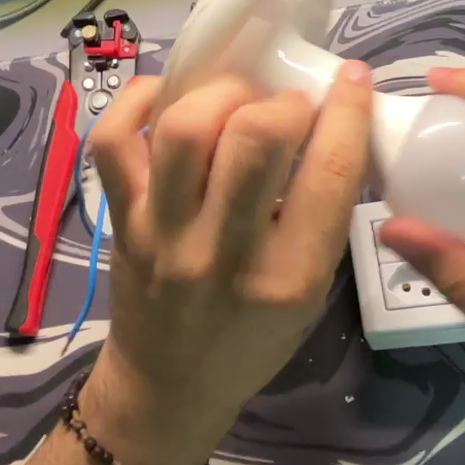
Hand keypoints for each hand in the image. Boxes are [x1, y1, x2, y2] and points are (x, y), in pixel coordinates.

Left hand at [80, 63, 374, 464]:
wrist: (169, 385)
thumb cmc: (253, 338)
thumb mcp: (311, 288)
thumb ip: (323, 210)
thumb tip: (331, 121)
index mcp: (289, 276)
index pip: (329, 172)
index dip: (348, 110)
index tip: (351, 79)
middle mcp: (223, 251)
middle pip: (254, 137)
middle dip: (282, 101)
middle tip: (287, 106)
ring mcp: (163, 231)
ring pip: (184, 128)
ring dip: (220, 94)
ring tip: (235, 99)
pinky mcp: (121, 218)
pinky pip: (113, 140)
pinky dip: (138, 100)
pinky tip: (167, 97)